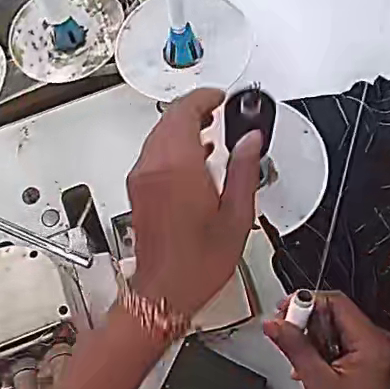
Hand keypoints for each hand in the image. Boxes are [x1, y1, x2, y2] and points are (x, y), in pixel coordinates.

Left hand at [126, 88, 263, 317]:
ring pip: (158, 134)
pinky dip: (172, 145)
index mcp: (179, 167)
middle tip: (217, 110)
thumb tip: (251, 141)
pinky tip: (194, 156)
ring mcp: (142, 179)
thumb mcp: (237, 216)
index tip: (220, 98)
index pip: (185, 111)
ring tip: (209, 130)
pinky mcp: (138, 191)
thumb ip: (245, 170)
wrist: (165, 291)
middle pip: (168, 119)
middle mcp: (154, 168)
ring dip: (181, 126)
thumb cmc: (197, 263)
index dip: (205, 97)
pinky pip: (153, 154)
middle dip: (194, 109)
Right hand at [264, 292, 389, 388]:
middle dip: (307, 323)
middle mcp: (380, 343)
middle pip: (337, 315)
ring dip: (314, 339)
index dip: (307, 302)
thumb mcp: (317, 382)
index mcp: (372, 343)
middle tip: (285, 335)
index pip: (337, 302)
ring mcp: (377, 354)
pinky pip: (344, 345)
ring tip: (300, 361)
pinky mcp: (372, 364)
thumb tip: (276, 324)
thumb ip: (296, 346)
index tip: (284, 311)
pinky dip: (325, 351)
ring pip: (338, 330)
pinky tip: (312, 368)